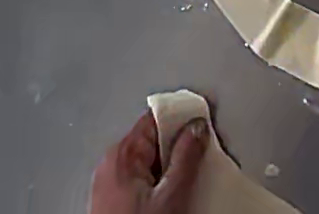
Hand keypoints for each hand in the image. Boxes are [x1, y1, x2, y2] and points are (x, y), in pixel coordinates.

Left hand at [89, 110, 207, 213]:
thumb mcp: (170, 196)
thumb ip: (186, 155)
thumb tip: (198, 124)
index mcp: (122, 153)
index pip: (157, 117)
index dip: (183, 116)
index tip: (206, 122)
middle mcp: (113, 162)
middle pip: (155, 139)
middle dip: (182, 145)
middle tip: (205, 155)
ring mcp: (111, 183)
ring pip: (151, 160)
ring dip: (174, 166)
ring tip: (194, 178)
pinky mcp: (113, 202)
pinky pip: (143, 179)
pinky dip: (162, 182)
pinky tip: (177, 194)